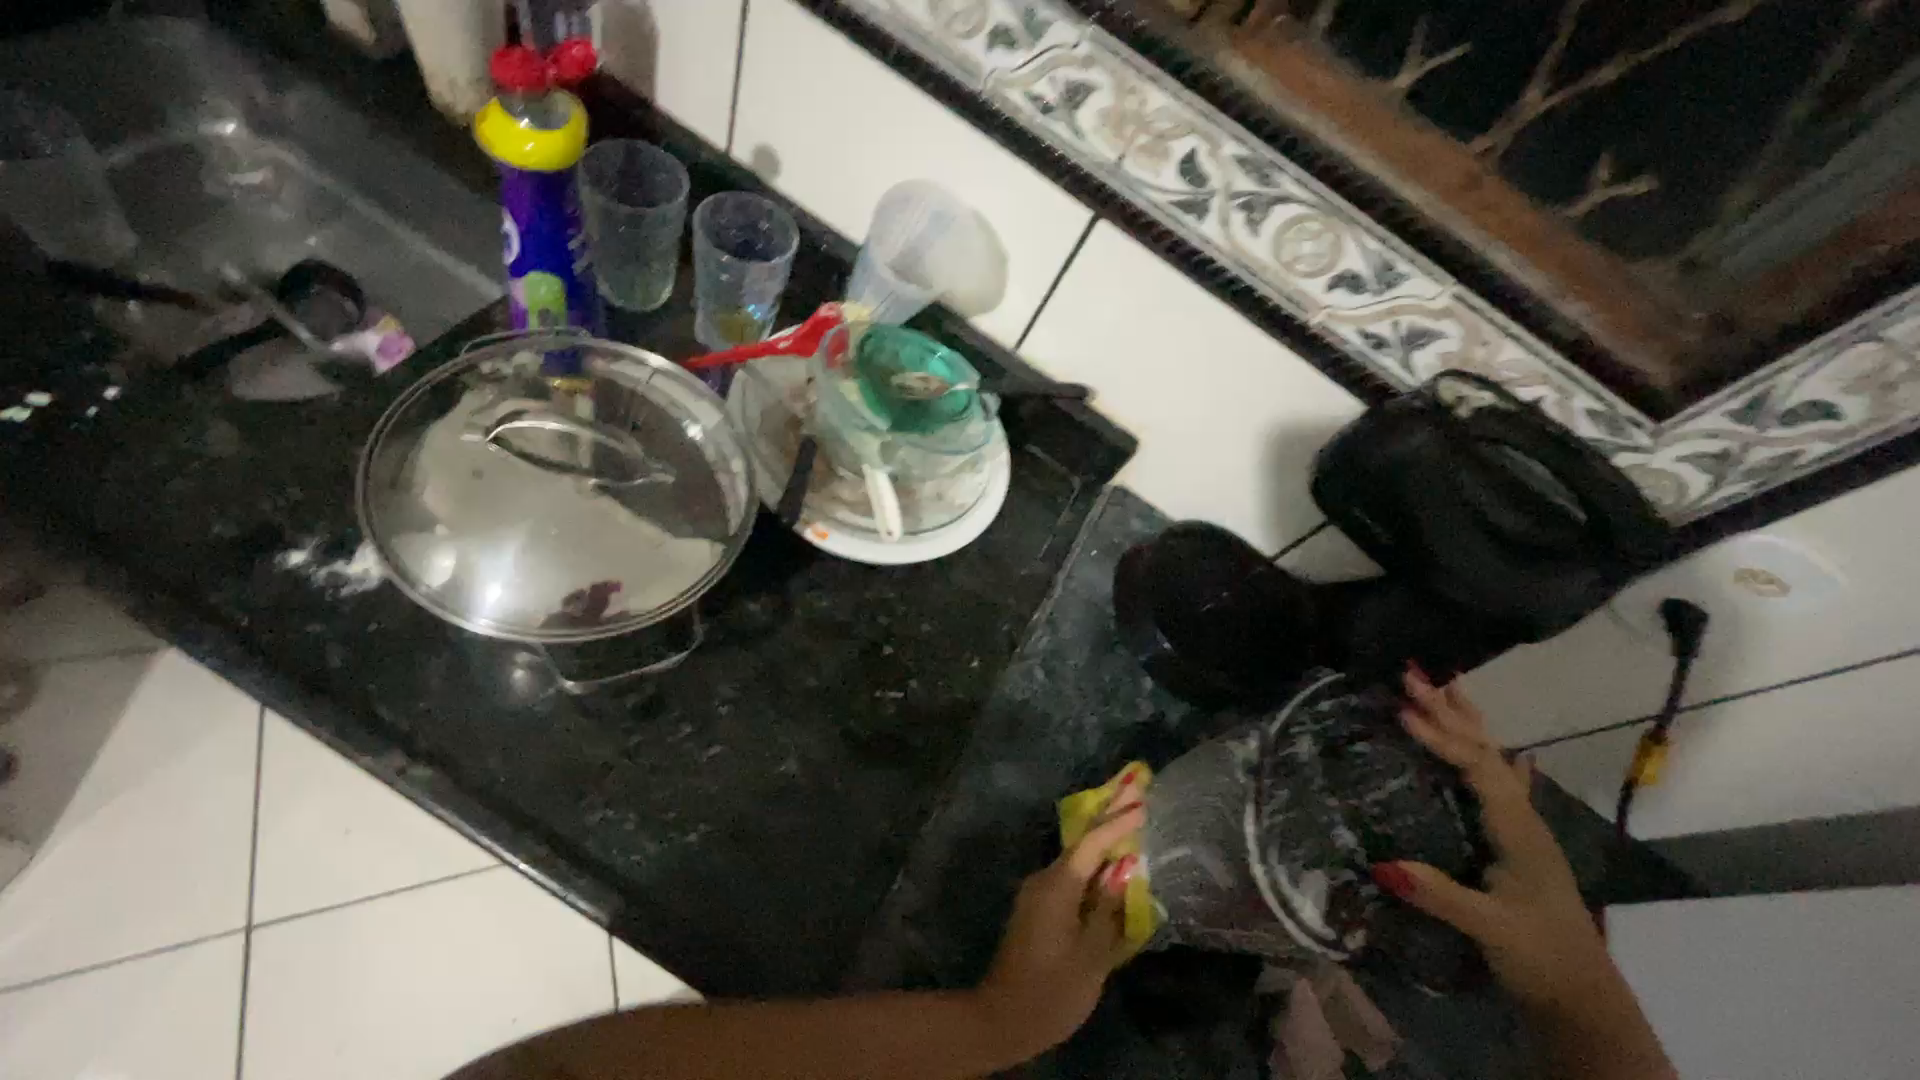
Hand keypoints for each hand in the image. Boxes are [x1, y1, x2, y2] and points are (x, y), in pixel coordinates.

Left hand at [975, 790, 1145, 1057]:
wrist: (1003, 1019)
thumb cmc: (1053, 989)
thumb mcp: (1092, 954)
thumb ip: (1109, 910)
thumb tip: (1121, 875)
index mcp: (1057, 886)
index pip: (1092, 843)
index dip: (1118, 823)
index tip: (1142, 803)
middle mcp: (1043, 880)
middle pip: (1082, 845)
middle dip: (1109, 822)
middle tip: (1134, 795)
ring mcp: (1037, 895)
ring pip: (1076, 863)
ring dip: (1102, 848)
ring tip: (1131, 830)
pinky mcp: (1037, 910)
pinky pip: (1069, 881)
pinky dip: (1092, 872)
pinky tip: (1111, 873)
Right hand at [1374, 667, 1618, 1013]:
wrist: (1584, 997)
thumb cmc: (1540, 957)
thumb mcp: (1489, 929)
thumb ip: (1440, 894)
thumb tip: (1380, 863)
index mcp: (1518, 830)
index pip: (1478, 770)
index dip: (1441, 738)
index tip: (1404, 709)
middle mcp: (1523, 818)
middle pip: (1486, 752)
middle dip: (1450, 712)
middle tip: (1414, 673)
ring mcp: (1522, 828)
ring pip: (1493, 761)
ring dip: (1467, 723)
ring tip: (1446, 685)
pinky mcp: (1515, 840)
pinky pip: (1497, 782)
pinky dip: (1487, 755)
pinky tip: (1501, 749)